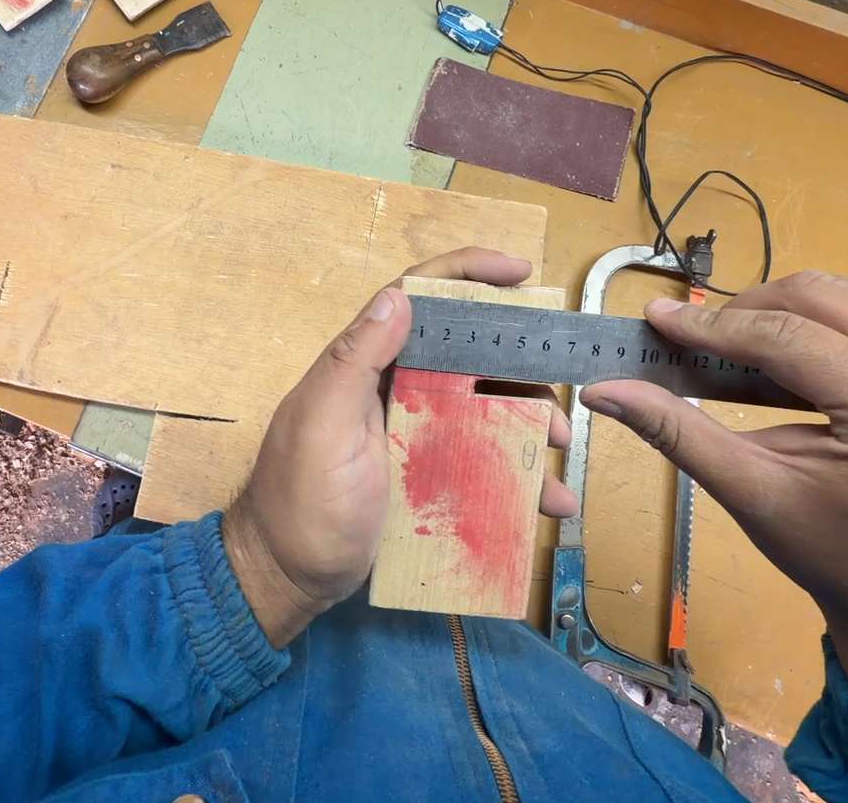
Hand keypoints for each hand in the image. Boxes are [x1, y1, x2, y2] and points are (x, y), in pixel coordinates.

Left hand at [224, 248, 576, 646]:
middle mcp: (391, 386)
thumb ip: (353, 360)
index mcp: (363, 363)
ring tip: (558, 454)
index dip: (466, 273)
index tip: (521, 271)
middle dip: (517, 365)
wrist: (289, 575)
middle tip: (559, 393)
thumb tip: (399, 297)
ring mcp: (411, 430)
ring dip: (526, 421)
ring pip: (482, 405)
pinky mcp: (426, 471)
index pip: (416, 298)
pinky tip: (545, 499)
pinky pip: (481, 457)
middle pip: (464, 352)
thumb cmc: (300, 500)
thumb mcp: (322, 426)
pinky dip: (517, 471)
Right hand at [579, 271, 847, 720]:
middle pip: (822, 298)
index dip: (711, 325)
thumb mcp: (751, 493)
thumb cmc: (840, 558)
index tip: (655, 318)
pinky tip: (799, 357)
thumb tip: (599, 392)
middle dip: (746, 311)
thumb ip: (674, 431)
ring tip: (742, 349)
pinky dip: (830, 323)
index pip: (788, 338)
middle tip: (697, 340)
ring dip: (786, 313)